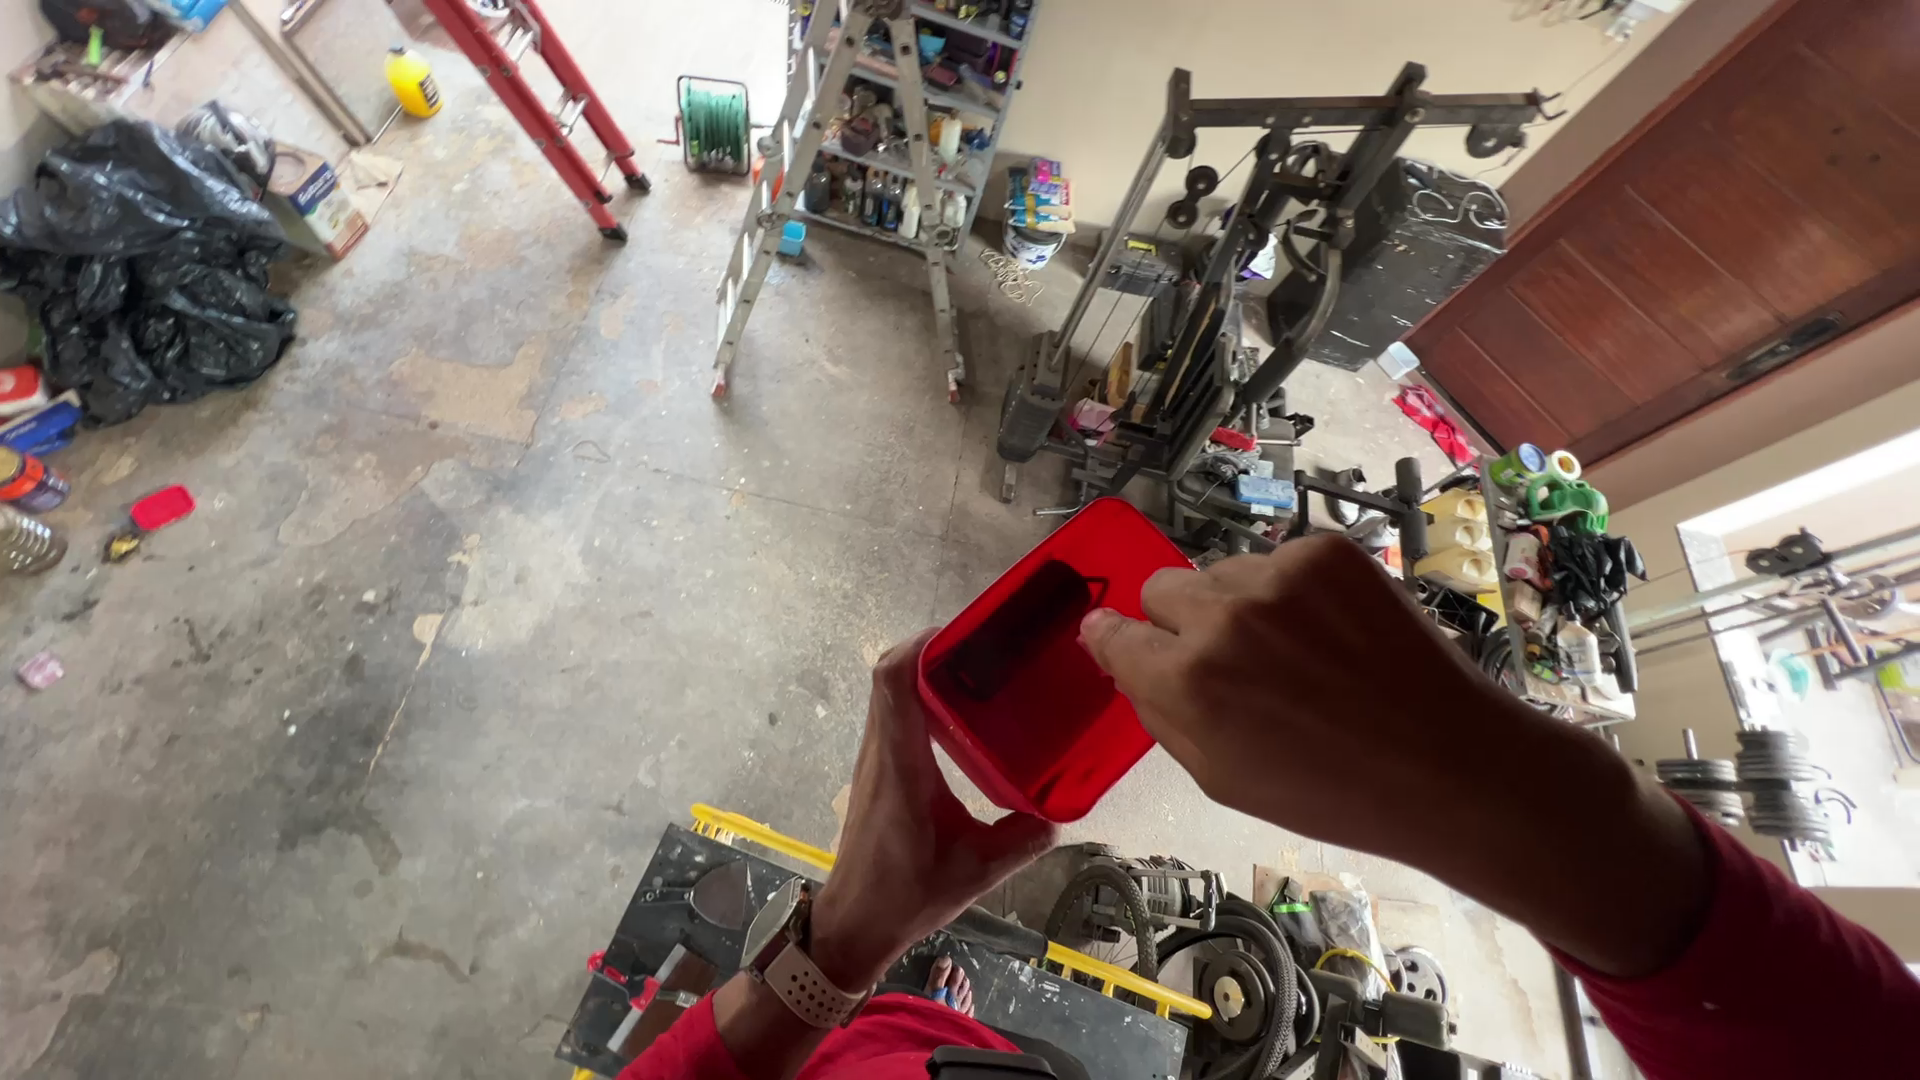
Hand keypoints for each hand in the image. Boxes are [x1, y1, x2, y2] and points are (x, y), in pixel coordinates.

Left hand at [808, 629, 1057, 988]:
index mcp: (902, 764)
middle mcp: (881, 749)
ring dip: (920, 670)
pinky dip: (916, 695)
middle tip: (978, 648)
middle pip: (888, 674)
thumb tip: (1058, 812)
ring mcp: (874, 756)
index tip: (959, 635)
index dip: (919, 647)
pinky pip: (890, 711)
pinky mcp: (876, 766)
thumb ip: (1021, 840)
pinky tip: (955, 714)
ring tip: (971, 671)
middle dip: (928, 649)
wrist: (856, 922)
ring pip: (886, 690)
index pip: (893, 683)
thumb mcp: (978, 870)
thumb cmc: (908, 893)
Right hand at [1078, 535, 1707, 976]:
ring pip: (1218, 572)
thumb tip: (1125, 658)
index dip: (1111, 638)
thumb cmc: (1327, 790)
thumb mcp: (1218, 778)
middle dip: (1177, 621)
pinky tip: (1328, 627)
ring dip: (1234, 603)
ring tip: (1291, 646)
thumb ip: (1158, 711)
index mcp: (1187, 681)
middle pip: (1159, 589)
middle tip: (1224, 655)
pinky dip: (1288, 590)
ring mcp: (1276, 575)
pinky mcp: (1326, 550)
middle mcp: (1221, 617)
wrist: (1453, 765)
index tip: (1117, 639)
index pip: (1109, 633)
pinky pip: (1274, 559)